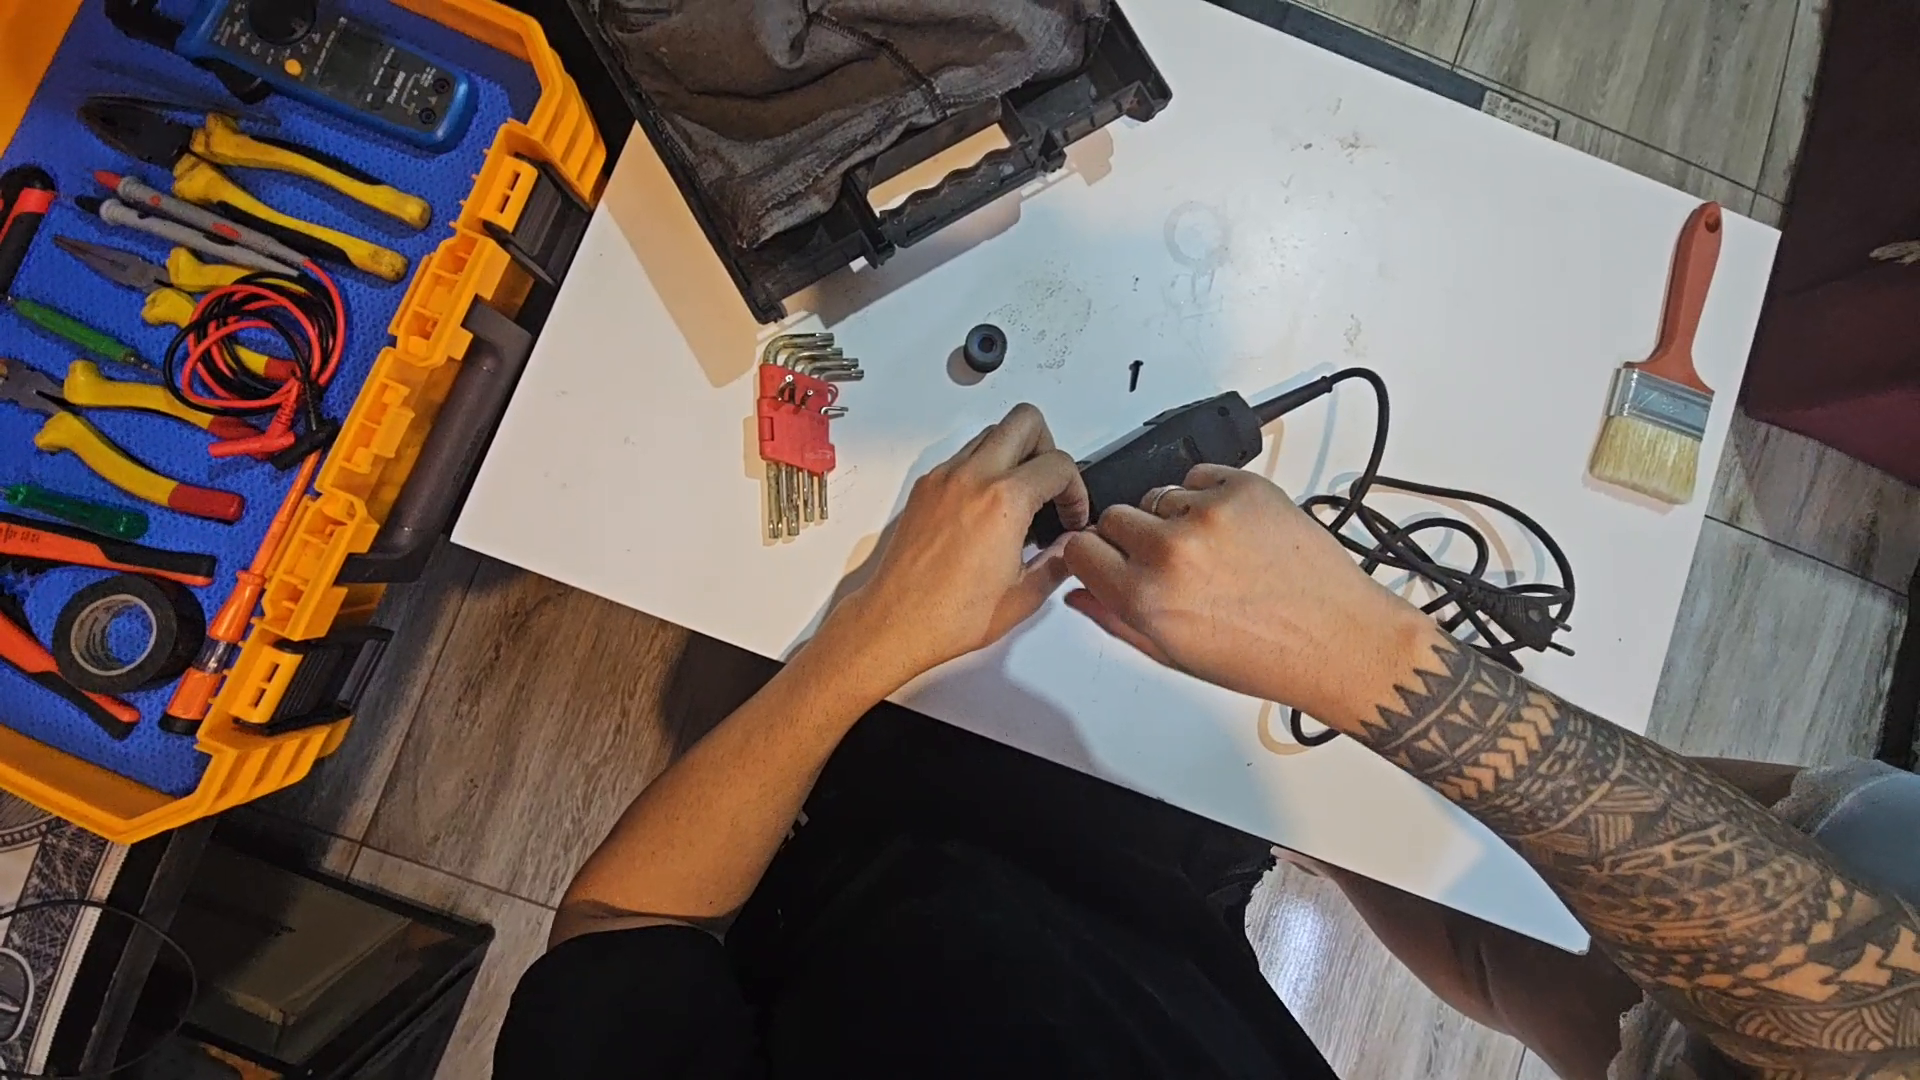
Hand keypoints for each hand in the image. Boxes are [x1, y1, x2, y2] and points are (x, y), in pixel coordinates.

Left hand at [817, 404, 1090, 693]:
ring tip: (1020, 498)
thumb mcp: (1023, 596)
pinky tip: (988, 509)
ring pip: (991, 433)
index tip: (1071, 515)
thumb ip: (1058, 562)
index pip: (1058, 464)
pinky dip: (983, 468)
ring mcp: (944, 478)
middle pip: (1025, 421)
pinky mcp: (925, 488)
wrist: (896, 622)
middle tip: (1050, 486)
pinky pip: (963, 457)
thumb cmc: (948, 615)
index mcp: (1003, 501)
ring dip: (1014, 454)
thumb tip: (1070, 547)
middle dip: (1049, 448)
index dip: (1076, 490)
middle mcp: (971, 478)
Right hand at [1061, 466, 1429, 727]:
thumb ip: (1115, 618)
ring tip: (1209, 551)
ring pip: (1156, 496)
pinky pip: (1197, 477)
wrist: (1340, 639)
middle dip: (1130, 538)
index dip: (1090, 556)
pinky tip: (1229, 531)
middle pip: (1112, 516)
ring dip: (1171, 518)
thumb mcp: (1173, 654)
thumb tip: (1081, 593)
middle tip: (1165, 561)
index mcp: (1145, 596)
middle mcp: (1170, 550)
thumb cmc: (1267, 655)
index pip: (1078, 548)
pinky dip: (1206, 498)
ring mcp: (1208, 513)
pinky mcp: (1244, 487)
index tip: (1102, 558)